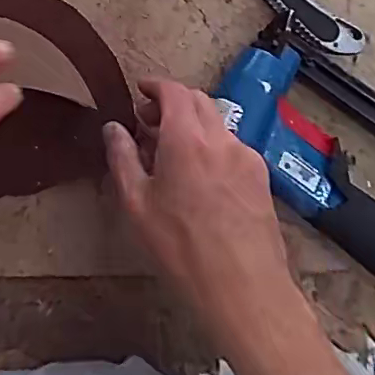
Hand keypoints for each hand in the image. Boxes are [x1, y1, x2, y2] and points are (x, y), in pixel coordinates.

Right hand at [104, 78, 297, 324]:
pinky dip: (213, 147)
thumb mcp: (137, 205)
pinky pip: (232, 147)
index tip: (140, 92)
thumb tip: (113, 127)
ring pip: (216, 123)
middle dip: (172, 104)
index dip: (155, 86)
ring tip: (174, 157)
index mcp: (186, 138)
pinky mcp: (261, 175)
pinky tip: (202, 180)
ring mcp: (245, 155)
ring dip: (193, 126)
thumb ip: (122, 158)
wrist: (245, 289)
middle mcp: (219, 137)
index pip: (173, 90)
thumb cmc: (182, 250)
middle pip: (197, 100)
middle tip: (150, 126)